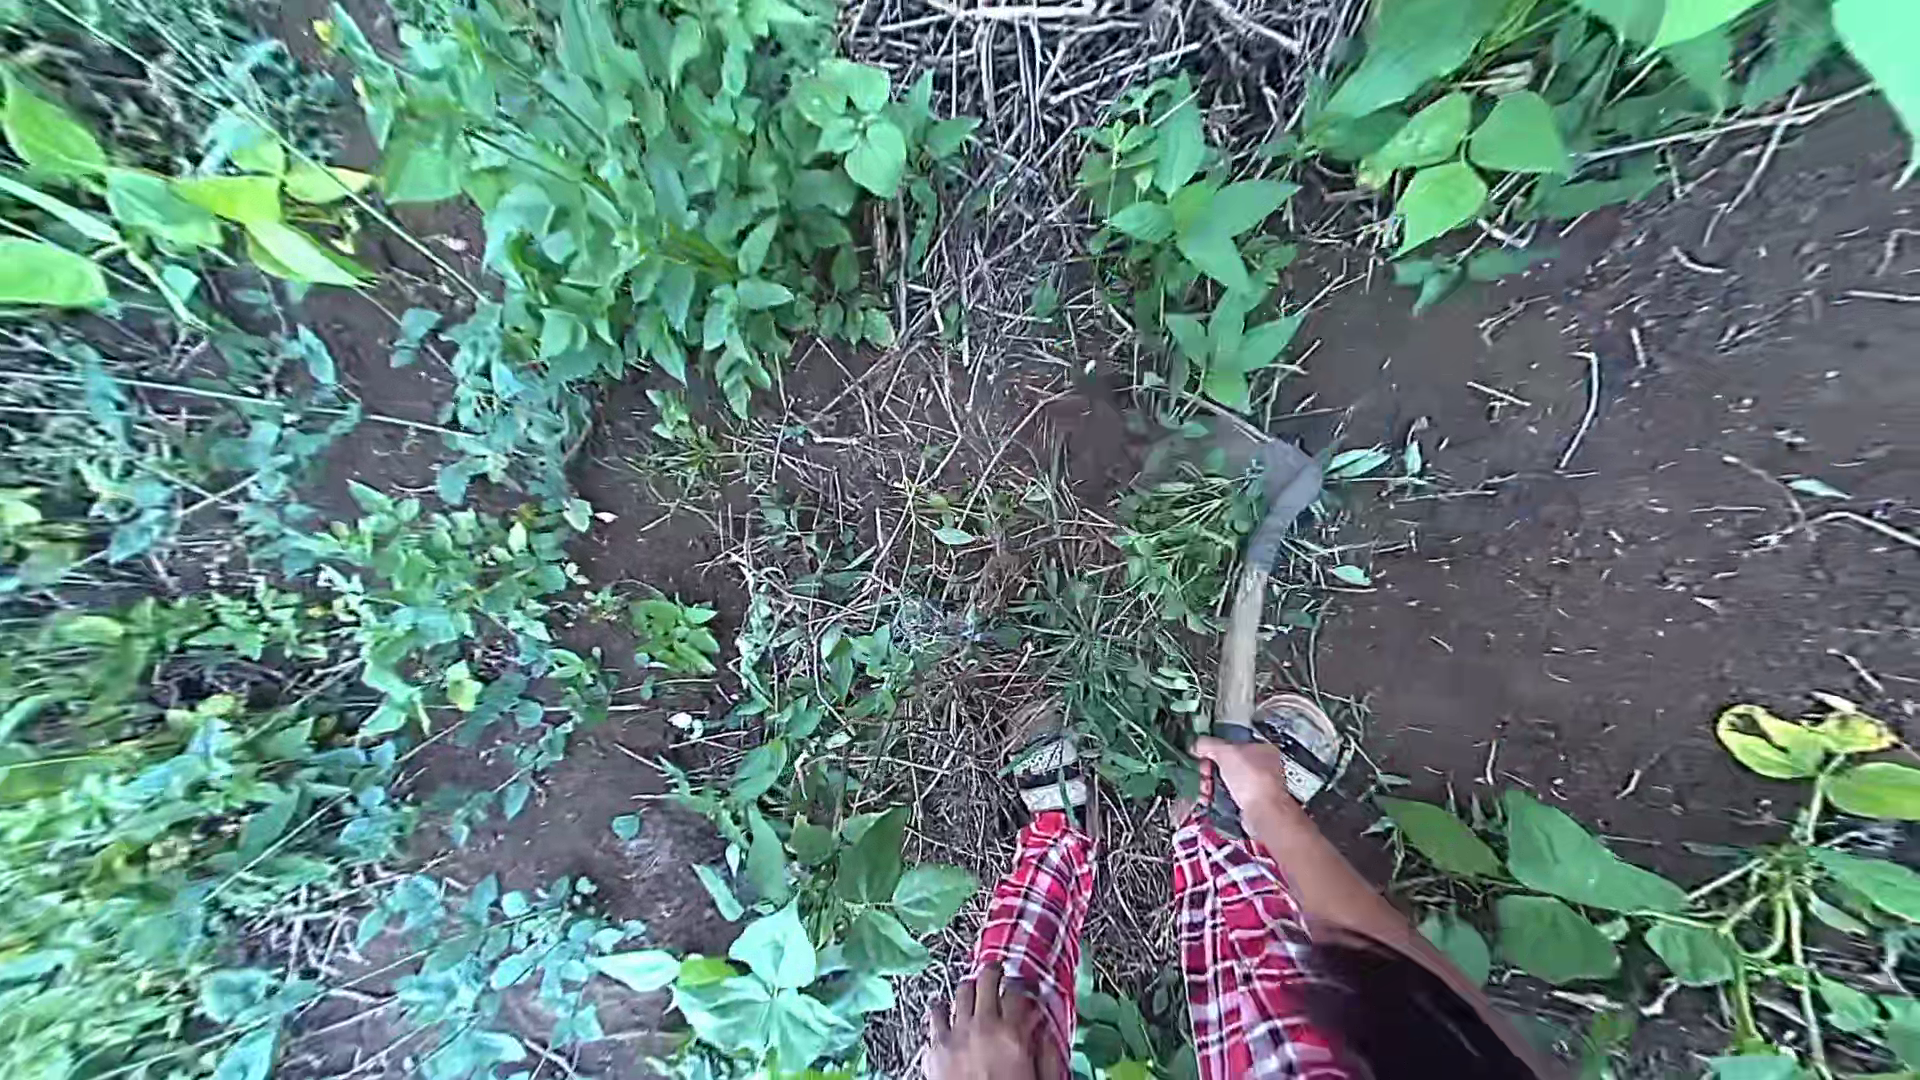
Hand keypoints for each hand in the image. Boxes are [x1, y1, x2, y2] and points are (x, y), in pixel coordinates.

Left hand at [922, 963, 1053, 1079]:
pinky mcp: (935, 1048)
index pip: (1018, 991)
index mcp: (1011, 1036)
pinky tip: (949, 1016)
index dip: (1024, 986)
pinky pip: (935, 1013)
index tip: (1026, 988)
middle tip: (999, 977)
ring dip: (970, 989)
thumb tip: (1046, 1030)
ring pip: (961, 989)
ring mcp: (956, 1034)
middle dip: (995, 974)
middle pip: (987, 978)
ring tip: (975, 994)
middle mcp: (983, 1026)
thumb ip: (1045, 1056)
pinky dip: (943, 1010)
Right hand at [1193, 736, 1299, 814]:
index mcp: (1260, 748)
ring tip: (1203, 787)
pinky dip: (1213, 796)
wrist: (1263, 813)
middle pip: (1224, 762)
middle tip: (1202, 771)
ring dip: (1208, 783)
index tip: (1200, 751)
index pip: (1231, 741)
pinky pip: (1224, 795)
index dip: (1213, 746)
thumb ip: (1207, 743)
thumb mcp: (1224, 750)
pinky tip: (1206, 797)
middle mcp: (1260, 767)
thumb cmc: (1250, 776)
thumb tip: (1193, 744)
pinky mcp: (1247, 804)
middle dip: (1208, 767)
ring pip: (1222, 780)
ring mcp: (1254, 787)